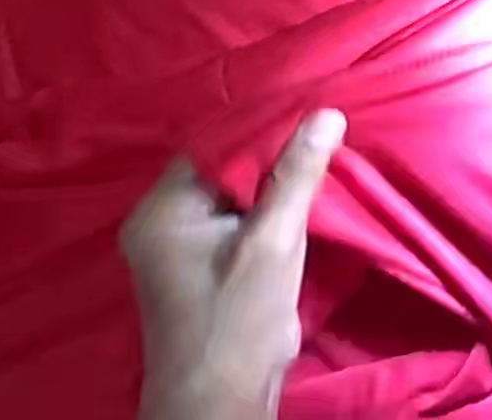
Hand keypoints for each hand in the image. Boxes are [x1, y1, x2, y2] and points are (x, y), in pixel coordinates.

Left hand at [121, 110, 346, 419]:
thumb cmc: (239, 318)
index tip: (309, 102)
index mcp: (163, 209)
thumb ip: (298, 174)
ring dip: (276, 170)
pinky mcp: (206, 254)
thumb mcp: (273, 239)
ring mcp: (183, 239)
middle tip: (319, 120)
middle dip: (274, 145)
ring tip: (319, 142)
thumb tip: (327, 114)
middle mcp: (164, 218)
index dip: (263, 123)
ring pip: (238, 184)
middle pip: (227, 162)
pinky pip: (241, 206)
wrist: (223, 402)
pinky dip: (271, 194)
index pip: (216, 144)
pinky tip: (303, 180)